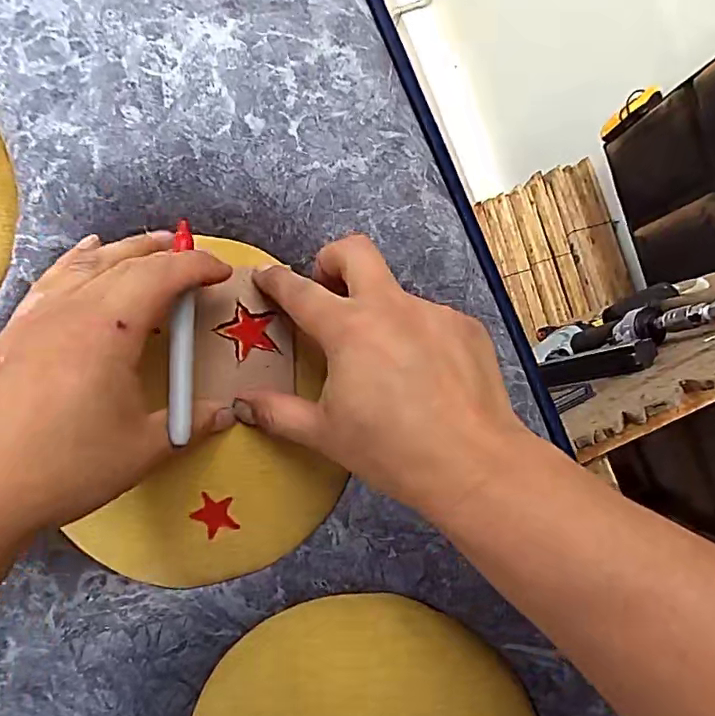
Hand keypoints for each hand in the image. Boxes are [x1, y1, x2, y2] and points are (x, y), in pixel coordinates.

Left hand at [0, 232, 235, 535]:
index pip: (161, 276)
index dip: (196, 267)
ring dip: (123, 250)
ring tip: (147, 246)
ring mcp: (37, 316)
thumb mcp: (142, 449)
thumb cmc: (66, 467)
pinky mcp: (14, 331)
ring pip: (86, 262)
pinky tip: (83, 256)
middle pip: (124, 260)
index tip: (222, 272)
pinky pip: (54, 278)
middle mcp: (71, 307)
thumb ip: (187, 424)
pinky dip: (79, 260)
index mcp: (109, 328)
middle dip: (164, 253)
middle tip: (193, 258)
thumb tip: (224, 413)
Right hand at [233, 234, 539, 515]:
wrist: (472, 464)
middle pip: (355, 251)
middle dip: (331, 259)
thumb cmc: (392, 451)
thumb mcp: (326, 434)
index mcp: (350, 330)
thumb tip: (242, 405)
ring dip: (379, 311)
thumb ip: (279, 413)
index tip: (266, 276)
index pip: (301, 291)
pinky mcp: (466, 328)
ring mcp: (434, 313)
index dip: (277, 280)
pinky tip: (422, 376)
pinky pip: (431, 318)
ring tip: (383, 362)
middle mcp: (392, 308)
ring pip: (396, 292)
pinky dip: (416, 335)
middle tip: (325, 290)